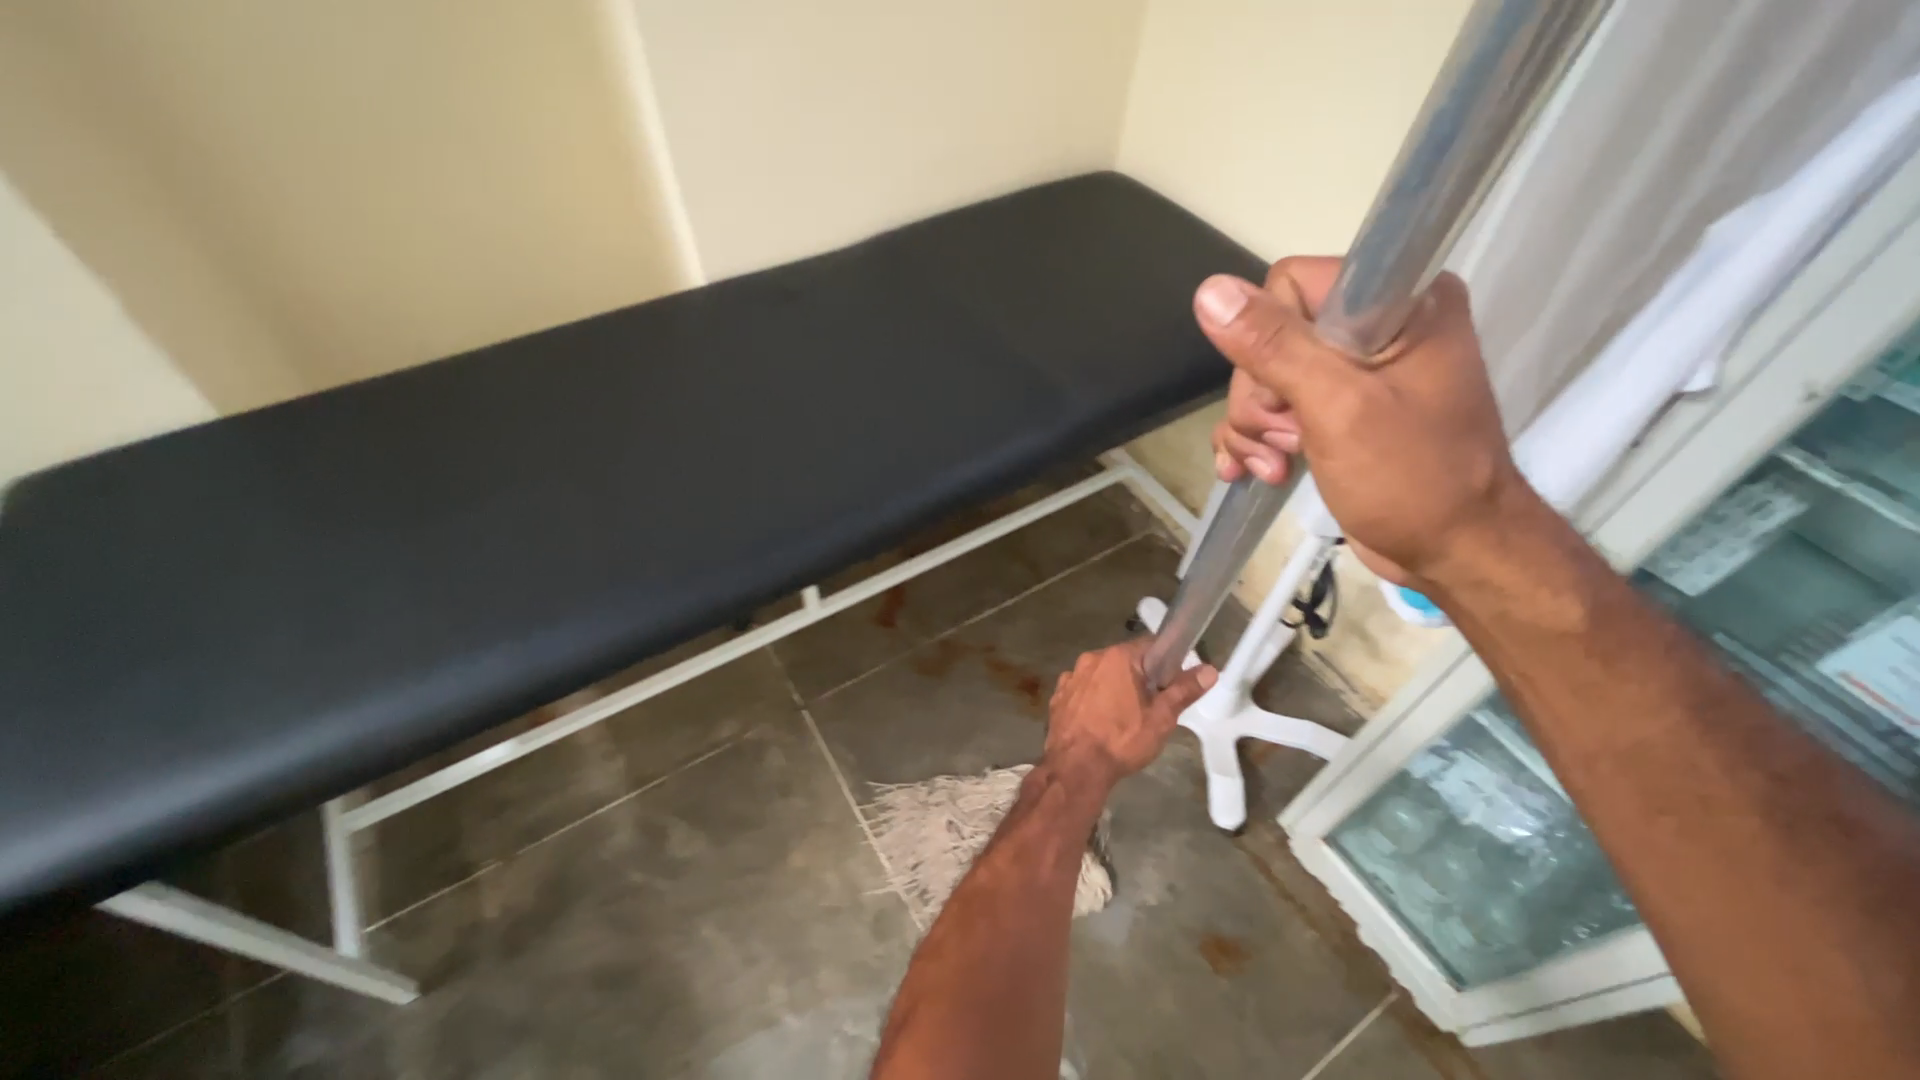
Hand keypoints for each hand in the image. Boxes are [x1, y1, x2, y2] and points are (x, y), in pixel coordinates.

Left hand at [1044, 641, 1215, 789]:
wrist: (1076, 769)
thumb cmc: (1122, 740)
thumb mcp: (1161, 718)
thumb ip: (1184, 690)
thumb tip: (1209, 670)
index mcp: (1117, 657)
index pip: (1150, 645)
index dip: (1166, 661)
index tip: (1172, 682)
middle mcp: (1090, 659)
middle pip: (1124, 660)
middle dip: (1140, 677)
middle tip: (1152, 705)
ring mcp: (1070, 677)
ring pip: (1101, 675)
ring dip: (1114, 688)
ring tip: (1124, 717)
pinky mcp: (1057, 697)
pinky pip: (1082, 691)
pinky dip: (1092, 700)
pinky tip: (1099, 722)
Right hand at [1196, 255, 1531, 586]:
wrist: (1454, 552)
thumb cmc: (1412, 477)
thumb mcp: (1337, 406)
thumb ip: (1273, 346)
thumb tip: (1209, 292)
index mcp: (1399, 302)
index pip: (1293, 285)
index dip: (1270, 337)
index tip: (1286, 392)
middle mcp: (1377, 327)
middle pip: (1271, 337)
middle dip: (1261, 397)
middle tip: (1287, 437)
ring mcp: (1356, 373)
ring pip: (1263, 378)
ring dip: (1255, 427)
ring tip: (1275, 465)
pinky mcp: (1339, 411)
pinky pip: (1274, 410)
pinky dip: (1256, 441)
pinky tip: (1250, 471)